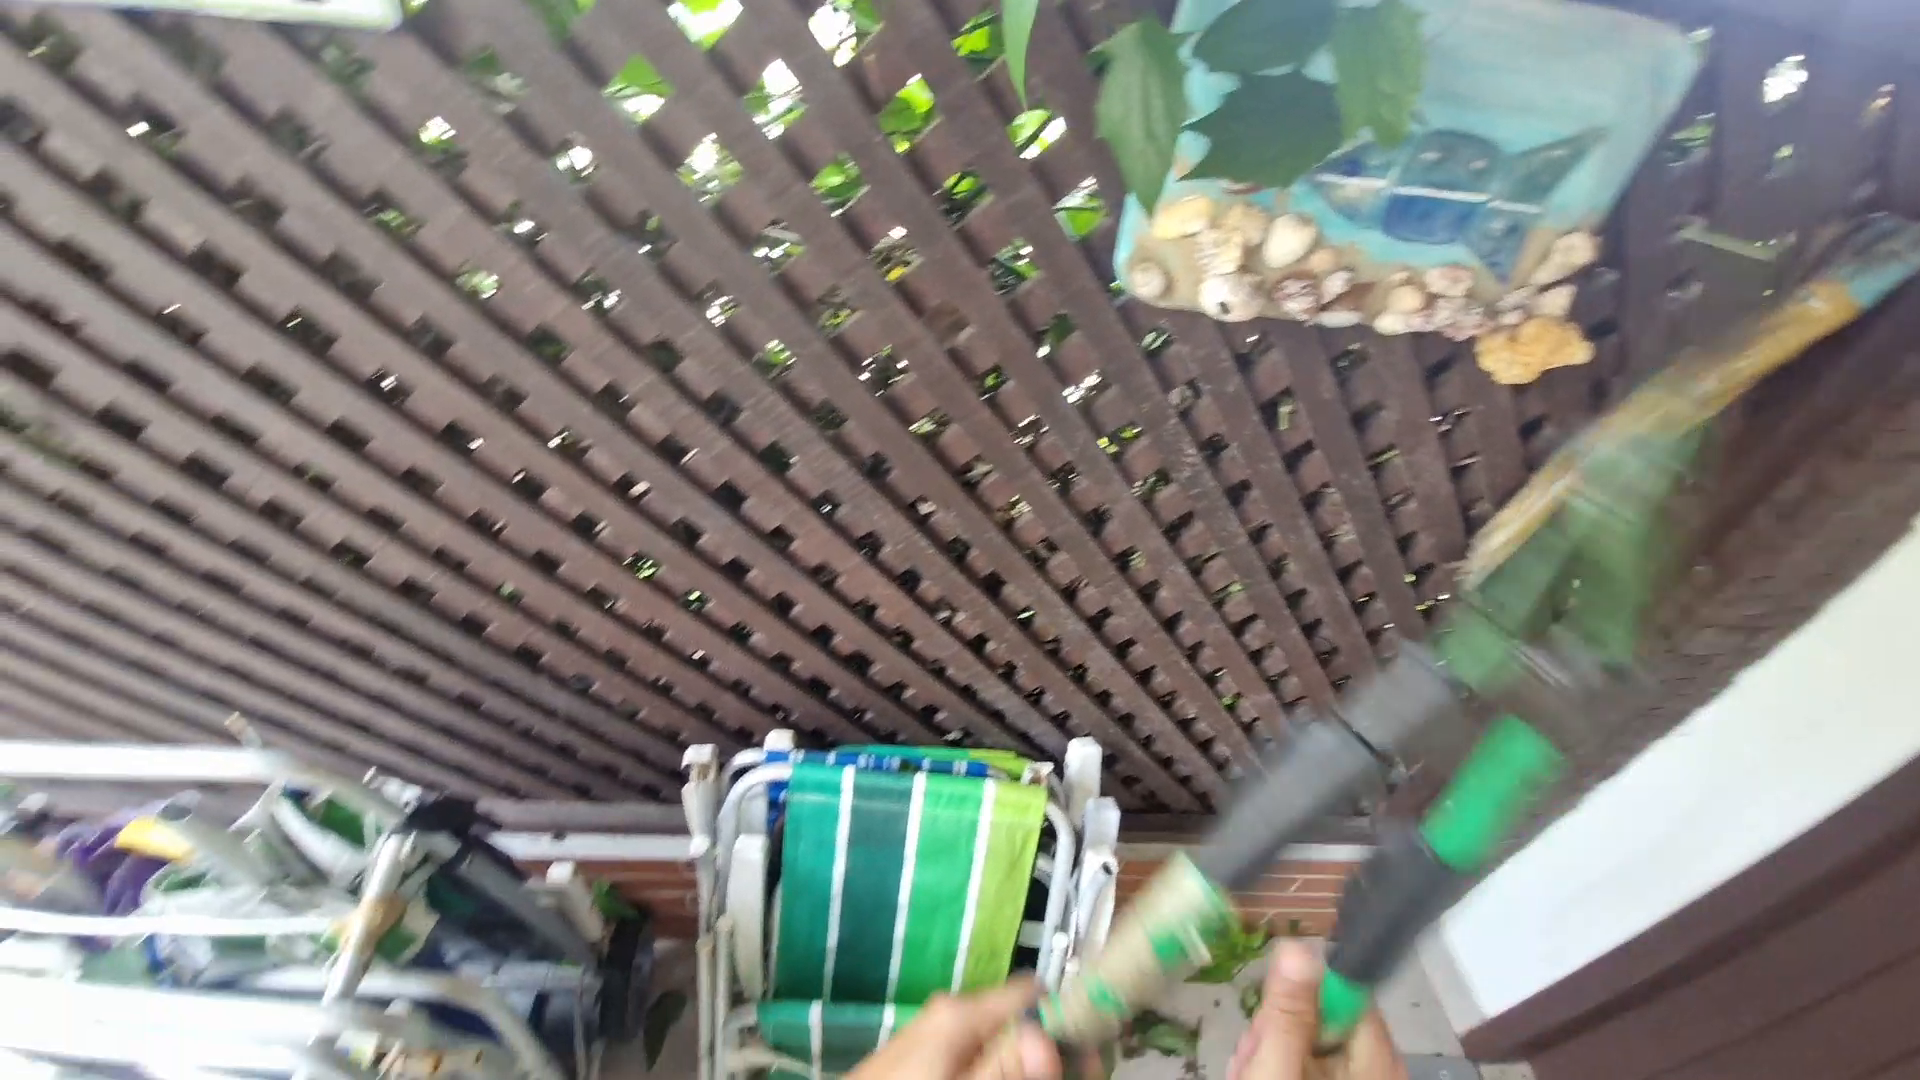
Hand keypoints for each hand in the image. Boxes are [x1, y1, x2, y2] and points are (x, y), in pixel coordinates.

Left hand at [848, 980, 1061, 1079]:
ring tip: (1043, 1077)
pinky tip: (1001, 1078)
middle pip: (1018, 1018)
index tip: (1089, 1059)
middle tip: (1074, 1077)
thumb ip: (1005, 1067)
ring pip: (999, 1039)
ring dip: (1023, 1060)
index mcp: (960, 1011)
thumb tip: (1053, 1037)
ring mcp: (937, 1031)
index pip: (1032, 991)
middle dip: (1047, 1049)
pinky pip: (975, 1053)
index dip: (1065, 1020)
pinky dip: (996, 1066)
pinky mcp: (927, 1055)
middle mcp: (952, 1010)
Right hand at [1229, 942, 1407, 1079]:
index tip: (1269, 1016)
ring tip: (1252, 1075)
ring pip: (1317, 1043)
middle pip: (1329, 1018)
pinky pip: (1318, 1067)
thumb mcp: (1275, 1070)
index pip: (1347, 995)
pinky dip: (1287, 1069)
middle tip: (1252, 1058)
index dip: (1303, 995)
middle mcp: (1383, 1074)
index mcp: (1378, 1065)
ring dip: (1276, 1050)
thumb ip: (1286, 1011)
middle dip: (1280, 1028)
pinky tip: (1265, 1079)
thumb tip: (1298, 945)